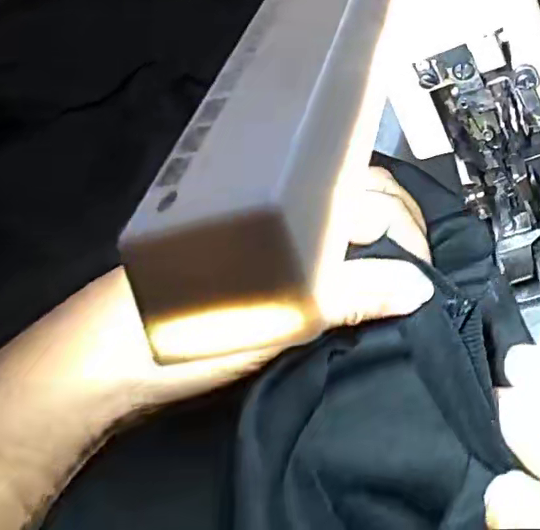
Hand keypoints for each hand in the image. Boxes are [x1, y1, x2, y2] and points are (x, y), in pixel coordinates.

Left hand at [0, 165, 433, 529]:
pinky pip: (311, 227)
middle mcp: (281, 192)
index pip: (371, 197)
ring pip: (335, 206)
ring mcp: (266, 215)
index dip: (407, 225)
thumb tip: (420, 287)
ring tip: (391, 263)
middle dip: (396, 220)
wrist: (112, 346)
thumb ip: (353, 293)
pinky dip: (342, 241)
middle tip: (416, 263)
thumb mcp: (284, 314)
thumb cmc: (195, 322)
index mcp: (292, 195)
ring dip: (370, 228)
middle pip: (358, 192)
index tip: (427, 265)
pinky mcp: (253, 241)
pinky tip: (350, 266)